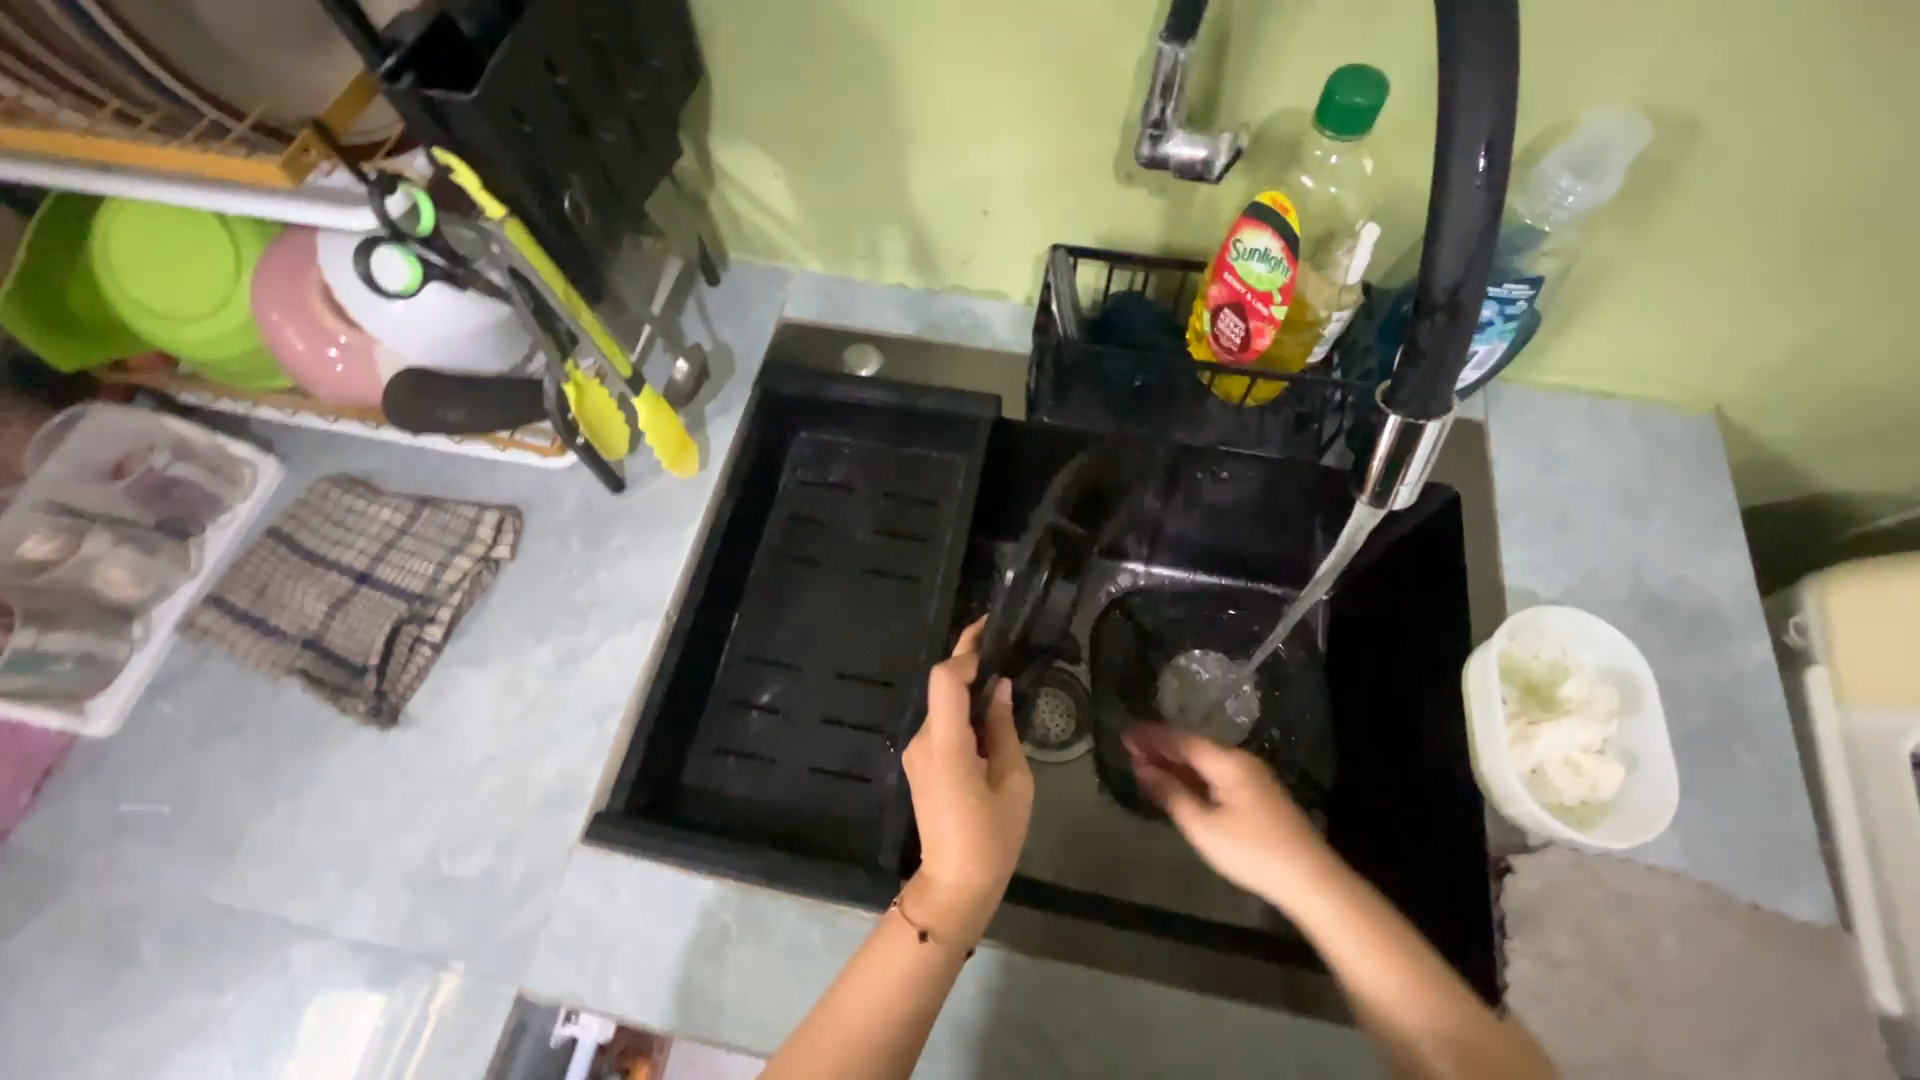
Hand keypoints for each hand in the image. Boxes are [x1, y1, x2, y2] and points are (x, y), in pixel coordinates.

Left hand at [901, 619, 1033, 944]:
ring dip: (968, 694)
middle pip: (942, 689)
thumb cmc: (992, 837)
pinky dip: (962, 716)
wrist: (955, 883)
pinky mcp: (919, 765)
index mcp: (945, 744)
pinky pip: (941, 728)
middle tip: (1004, 652)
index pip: (945, 680)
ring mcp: (916, 754)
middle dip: (970, 667)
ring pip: (942, 708)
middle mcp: (922, 741)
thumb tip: (1000, 688)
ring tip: (1004, 688)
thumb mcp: (1013, 780)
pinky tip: (989, 722)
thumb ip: (1003, 728)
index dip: (965, 653)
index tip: (990, 636)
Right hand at [1125, 723, 1335, 909]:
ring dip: (1176, 764)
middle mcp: (1240, 761)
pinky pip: (1216, 775)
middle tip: (1129, 748)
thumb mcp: (1202, 826)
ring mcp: (1252, 778)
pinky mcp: (1258, 796)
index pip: (1181, 740)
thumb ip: (1170, 794)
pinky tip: (1178, 785)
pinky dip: (1192, 777)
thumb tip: (1143, 769)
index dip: (1151, 737)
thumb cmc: (1251, 850)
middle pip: (1193, 748)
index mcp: (1227, 762)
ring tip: (1145, 765)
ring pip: (1205, 763)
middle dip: (1161, 748)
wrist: (1309, 879)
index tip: (1124, 733)